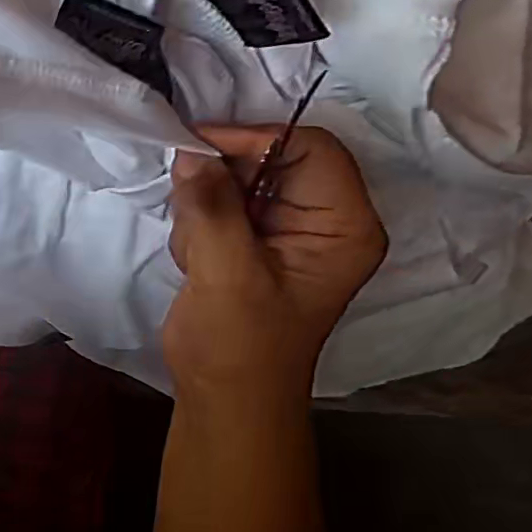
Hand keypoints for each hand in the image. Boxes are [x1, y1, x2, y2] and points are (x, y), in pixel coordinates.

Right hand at [163, 126, 386, 395]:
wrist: (221, 392)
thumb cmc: (240, 342)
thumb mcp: (229, 274)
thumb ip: (212, 210)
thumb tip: (190, 153)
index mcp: (342, 226)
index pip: (311, 150)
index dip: (256, 139)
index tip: (195, 145)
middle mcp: (320, 220)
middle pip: (273, 159)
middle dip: (223, 176)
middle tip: (188, 204)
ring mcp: (282, 231)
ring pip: (237, 179)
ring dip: (204, 205)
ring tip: (197, 250)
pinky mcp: (247, 242)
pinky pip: (217, 204)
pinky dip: (195, 221)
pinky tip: (194, 259)